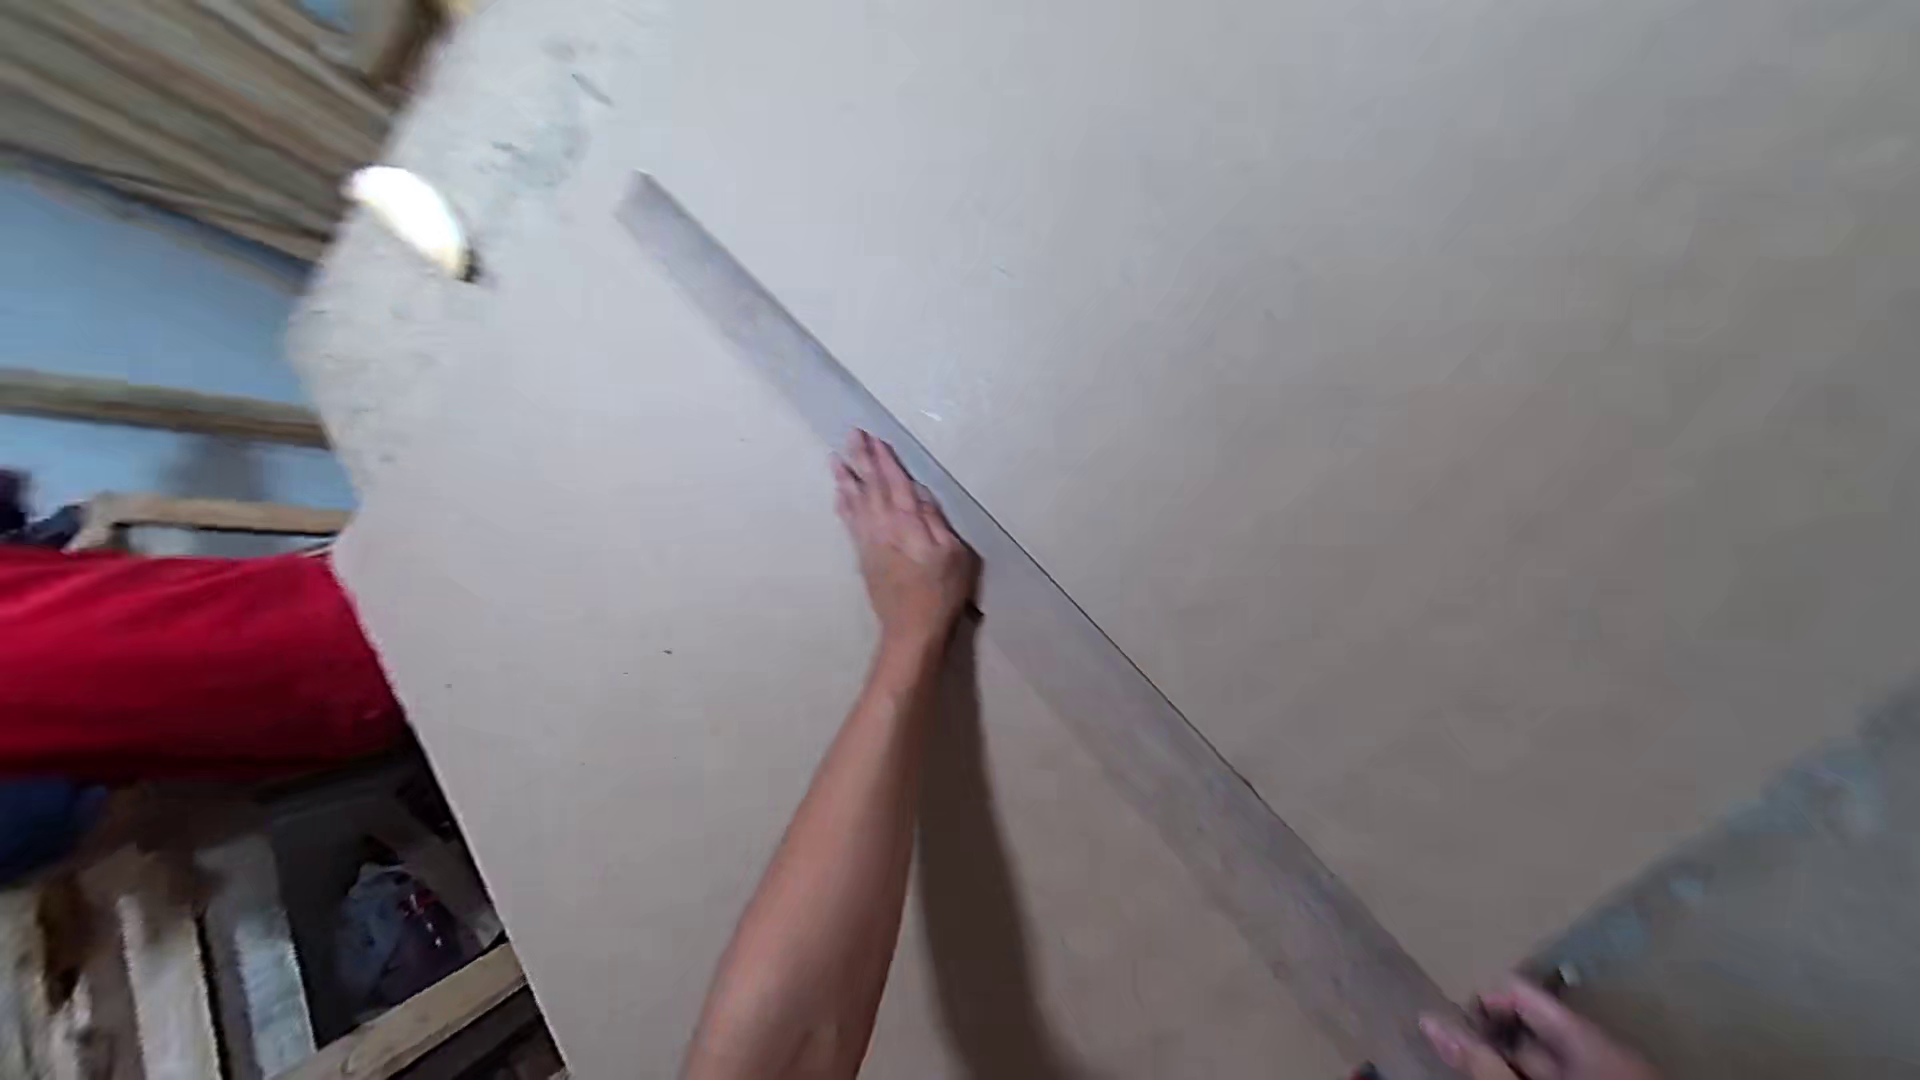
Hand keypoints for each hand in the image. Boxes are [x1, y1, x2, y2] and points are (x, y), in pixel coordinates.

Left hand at [831, 430, 978, 649]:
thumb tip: (919, 492)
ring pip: (854, 501)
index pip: (895, 482)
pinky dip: (843, 504)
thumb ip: (935, 520)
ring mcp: (868, 541)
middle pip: (871, 485)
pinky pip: (849, 522)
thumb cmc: (941, 591)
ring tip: (835, 457)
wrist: (911, 629)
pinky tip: (840, 494)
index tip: (875, 437)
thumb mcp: (954, 554)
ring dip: (846, 477)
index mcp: (907, 522)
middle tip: (851, 434)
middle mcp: (883, 526)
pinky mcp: (862, 555)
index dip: (885, 458)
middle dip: (861, 458)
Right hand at [1421, 979, 1660, 1079]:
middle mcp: (1607, 1052)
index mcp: (1589, 1040)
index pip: (1518, 990)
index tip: (1463, 1032)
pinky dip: (1536, 1078)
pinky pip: (1568, 1075)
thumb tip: (1428, 1019)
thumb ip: (1478, 1061)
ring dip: (1514, 1064)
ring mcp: (1618, 1077)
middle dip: (1496, 1040)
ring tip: (1489, 1075)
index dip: (1484, 1005)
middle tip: (1469, 1061)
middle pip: (1533, 1026)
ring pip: (1550, 1059)